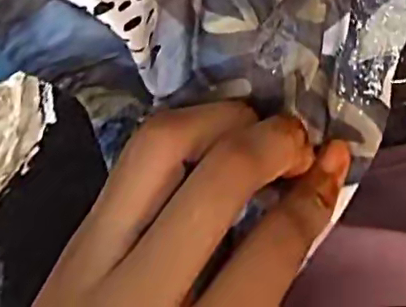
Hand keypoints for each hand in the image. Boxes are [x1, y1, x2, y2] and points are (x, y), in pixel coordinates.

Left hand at [36, 102, 350, 306]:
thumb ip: (260, 290)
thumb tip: (307, 201)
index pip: (264, 257)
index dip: (312, 200)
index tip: (334, 166)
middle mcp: (133, 300)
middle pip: (215, 180)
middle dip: (272, 143)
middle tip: (301, 140)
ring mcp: (88, 263)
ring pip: (161, 143)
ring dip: (222, 117)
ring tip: (258, 126)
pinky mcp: (71, 240)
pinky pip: (133, 157)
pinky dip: (184, 131)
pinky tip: (213, 138)